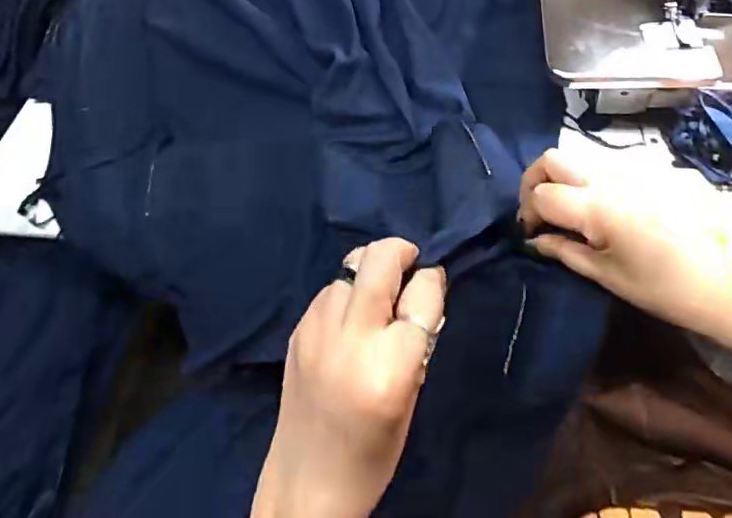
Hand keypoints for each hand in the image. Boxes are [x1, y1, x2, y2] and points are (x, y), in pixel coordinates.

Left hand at [252, 239, 446, 517]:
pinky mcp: (297, 328)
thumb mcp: (410, 397)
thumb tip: (423, 285)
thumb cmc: (373, 450)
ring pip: (351, 268)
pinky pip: (330, 290)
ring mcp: (317, 329)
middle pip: (378, 260)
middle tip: (410, 263)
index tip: (433, 280)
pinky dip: (346, 293)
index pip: (421, 295)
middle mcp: (351, 339)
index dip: (432, 281)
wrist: (307, 479)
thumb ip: (417, 340)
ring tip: (377, 297)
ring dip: (370, 272)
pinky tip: (349, 318)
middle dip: (400, 251)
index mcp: (389, 367)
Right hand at [517, 148, 731, 349]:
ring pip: (574, 157)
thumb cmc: (662, 288)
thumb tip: (535, 240)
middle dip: (535, 182)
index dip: (528, 214)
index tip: (531, 236)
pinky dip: (583, 179)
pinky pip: (598, 165)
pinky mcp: (643, 173)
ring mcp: (626, 171)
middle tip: (539, 213)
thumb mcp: (606, 275)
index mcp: (595, 205)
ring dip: (559, 178)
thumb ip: (564, 250)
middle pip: (551, 159)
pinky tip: (593, 209)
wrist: (723, 286)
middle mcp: (606, 178)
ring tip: (565, 212)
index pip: (541, 193)